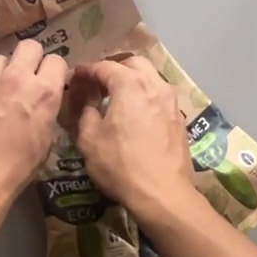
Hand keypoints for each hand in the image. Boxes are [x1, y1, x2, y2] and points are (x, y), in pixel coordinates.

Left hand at [0, 39, 67, 221]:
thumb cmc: (16, 170)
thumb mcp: (45, 141)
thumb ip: (46, 112)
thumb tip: (42, 103)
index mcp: (43, 93)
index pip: (55, 59)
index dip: (53, 70)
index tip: (49, 81)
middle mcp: (15, 79)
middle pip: (29, 46)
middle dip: (31, 59)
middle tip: (26, 77)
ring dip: (3, 72)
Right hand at [71, 57, 196, 214]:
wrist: (162, 193)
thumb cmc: (120, 165)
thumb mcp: (89, 139)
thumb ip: (86, 112)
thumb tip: (90, 102)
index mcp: (130, 85)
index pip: (105, 67)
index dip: (87, 70)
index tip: (76, 76)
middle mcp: (154, 86)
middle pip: (134, 64)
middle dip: (115, 69)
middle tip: (99, 84)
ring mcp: (171, 102)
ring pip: (151, 79)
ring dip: (134, 82)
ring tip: (118, 98)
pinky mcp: (180, 120)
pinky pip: (160, 98)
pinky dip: (146, 98)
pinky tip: (137, 115)